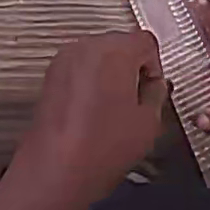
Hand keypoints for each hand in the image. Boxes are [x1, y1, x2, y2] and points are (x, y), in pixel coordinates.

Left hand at [10, 31, 168, 208]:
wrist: (55, 169)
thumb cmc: (103, 146)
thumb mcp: (147, 123)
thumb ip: (157, 94)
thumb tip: (155, 84)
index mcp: (115, 50)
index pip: (144, 41)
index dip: (154, 64)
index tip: (152, 87)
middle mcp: (88, 45)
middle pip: (120, 43)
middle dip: (131, 66)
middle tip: (136, 99)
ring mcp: (66, 57)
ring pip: (98, 54)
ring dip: (109, 71)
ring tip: (112, 108)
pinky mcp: (52, 72)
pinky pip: (80, 65)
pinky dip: (89, 79)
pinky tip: (91, 110)